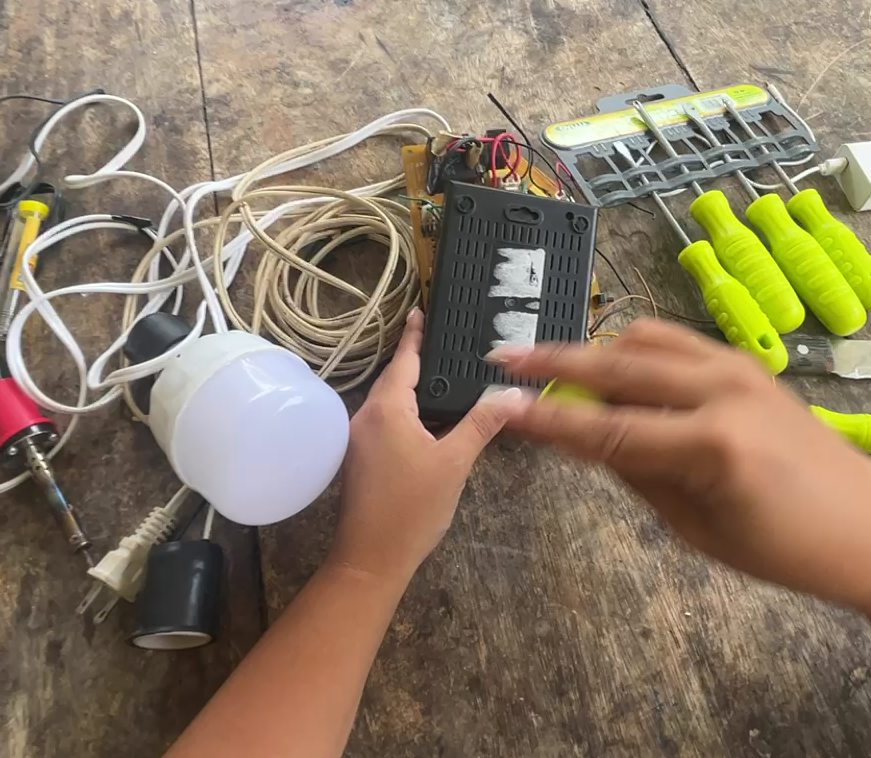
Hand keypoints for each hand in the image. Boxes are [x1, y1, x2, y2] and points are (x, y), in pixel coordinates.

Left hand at [328, 309, 522, 583]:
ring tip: (436, 373)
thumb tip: (512, 395)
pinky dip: (403, 407)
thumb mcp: (455, 462)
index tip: (419, 311)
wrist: (371, 559)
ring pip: (387, 400)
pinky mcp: (358, 456)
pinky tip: (423, 414)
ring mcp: (358, 437)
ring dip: (409, 385)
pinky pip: (383, 418)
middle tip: (438, 339)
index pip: (404, 361)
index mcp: (388, 410)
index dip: (414, 336)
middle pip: (393, 378)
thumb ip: (481, 423)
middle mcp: (366, 416)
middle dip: (413, 358)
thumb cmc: (413, 508)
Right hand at [493, 319, 870, 610]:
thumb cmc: (787, 550)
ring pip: (643, 338)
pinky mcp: (744, 359)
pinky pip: (674, 340)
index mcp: (713, 445)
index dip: (550, 421)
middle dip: (557, 361)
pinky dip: (635, 350)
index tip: (505, 408)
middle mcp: (722, 389)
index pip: (609, 430)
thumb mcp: (699, 529)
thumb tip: (583, 436)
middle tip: (506, 356)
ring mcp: (736, 365)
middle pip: (618, 366)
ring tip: (559, 370)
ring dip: (597, 351)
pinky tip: (619, 371)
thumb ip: (637, 472)